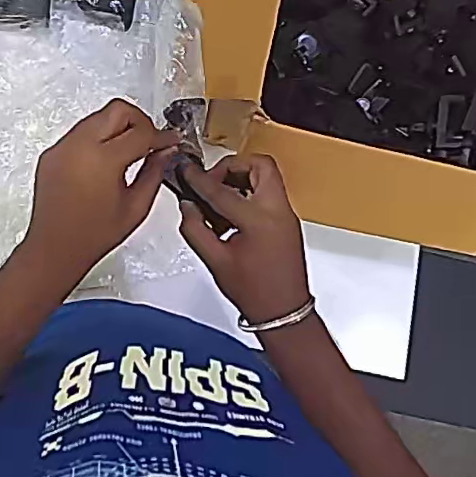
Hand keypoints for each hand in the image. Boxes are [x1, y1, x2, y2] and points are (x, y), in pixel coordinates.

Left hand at [21, 99, 176, 282]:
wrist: (55, 248)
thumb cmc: (92, 235)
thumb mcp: (136, 207)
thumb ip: (154, 173)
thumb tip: (165, 152)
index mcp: (102, 160)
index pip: (141, 132)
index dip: (161, 136)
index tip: (170, 140)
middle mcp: (78, 147)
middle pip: (117, 110)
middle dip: (140, 121)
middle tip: (152, 140)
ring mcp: (62, 148)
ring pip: (97, 117)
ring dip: (118, 127)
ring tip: (132, 151)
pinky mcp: (52, 153)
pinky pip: (80, 132)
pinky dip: (99, 137)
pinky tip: (109, 159)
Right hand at [177, 153, 311, 323]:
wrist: (283, 312)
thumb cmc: (256, 293)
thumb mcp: (215, 261)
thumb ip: (196, 229)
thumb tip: (188, 208)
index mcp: (259, 220)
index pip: (223, 190)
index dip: (200, 179)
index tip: (187, 172)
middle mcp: (278, 212)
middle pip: (259, 165)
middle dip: (232, 166)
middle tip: (212, 180)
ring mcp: (287, 215)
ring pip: (267, 177)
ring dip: (242, 179)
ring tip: (220, 200)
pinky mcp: (288, 221)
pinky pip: (269, 194)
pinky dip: (250, 193)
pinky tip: (232, 215)